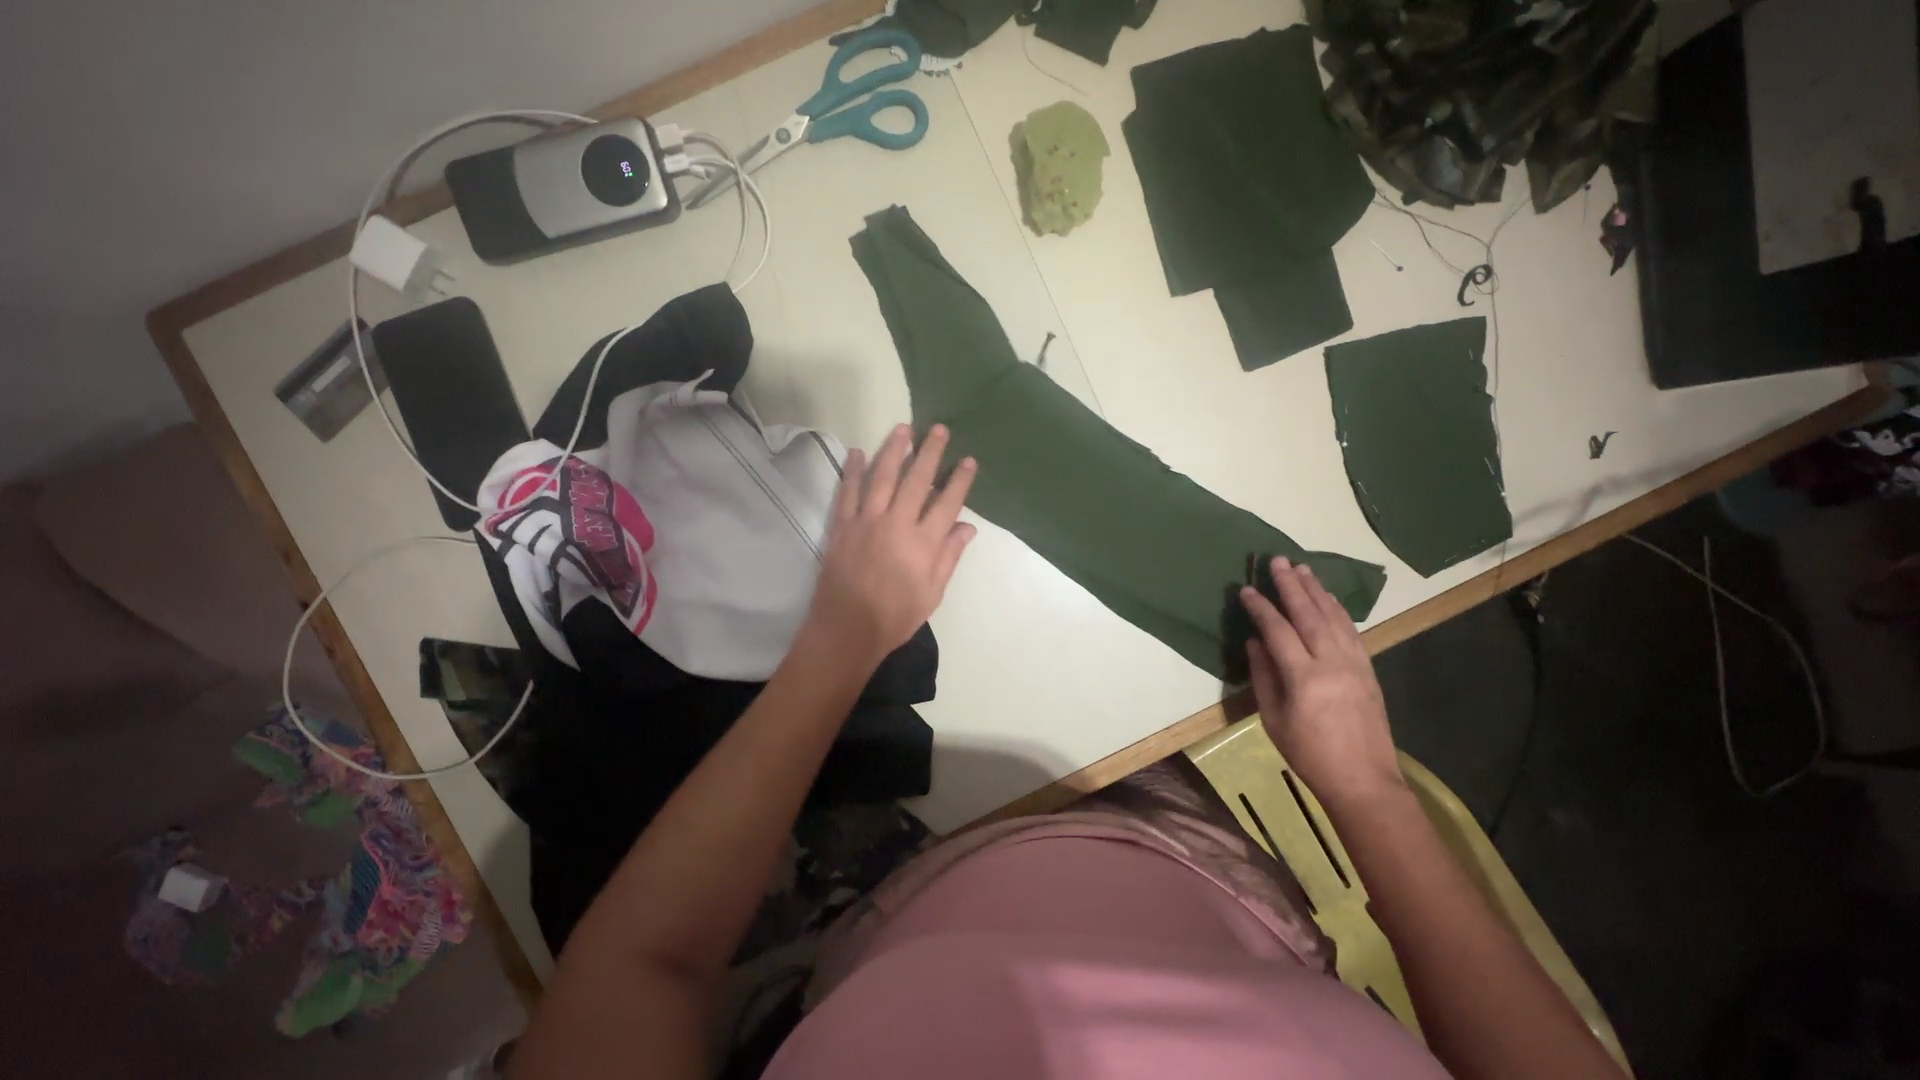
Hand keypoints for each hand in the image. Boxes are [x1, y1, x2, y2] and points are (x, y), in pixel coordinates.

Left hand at [801, 424, 977, 670]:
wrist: (847, 629)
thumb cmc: (895, 617)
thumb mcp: (932, 593)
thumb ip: (949, 557)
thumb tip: (966, 527)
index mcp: (923, 543)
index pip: (947, 503)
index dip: (959, 480)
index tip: (968, 460)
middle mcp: (897, 524)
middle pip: (917, 480)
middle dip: (930, 452)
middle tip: (939, 429)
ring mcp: (866, 522)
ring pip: (883, 477)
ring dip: (894, 450)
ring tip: (904, 428)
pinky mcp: (842, 526)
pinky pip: (848, 492)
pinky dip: (853, 471)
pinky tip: (858, 452)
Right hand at [1240, 557, 1404, 806]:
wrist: (1363, 780)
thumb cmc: (1309, 756)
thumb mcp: (1274, 721)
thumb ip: (1263, 678)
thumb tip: (1255, 643)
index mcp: (1304, 679)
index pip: (1278, 631)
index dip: (1261, 608)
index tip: (1246, 590)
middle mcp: (1332, 663)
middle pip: (1309, 615)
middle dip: (1291, 586)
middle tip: (1278, 560)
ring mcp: (1355, 664)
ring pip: (1334, 617)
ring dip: (1316, 590)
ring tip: (1302, 569)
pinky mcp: (1368, 669)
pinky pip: (1351, 630)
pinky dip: (1338, 610)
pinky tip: (1327, 598)